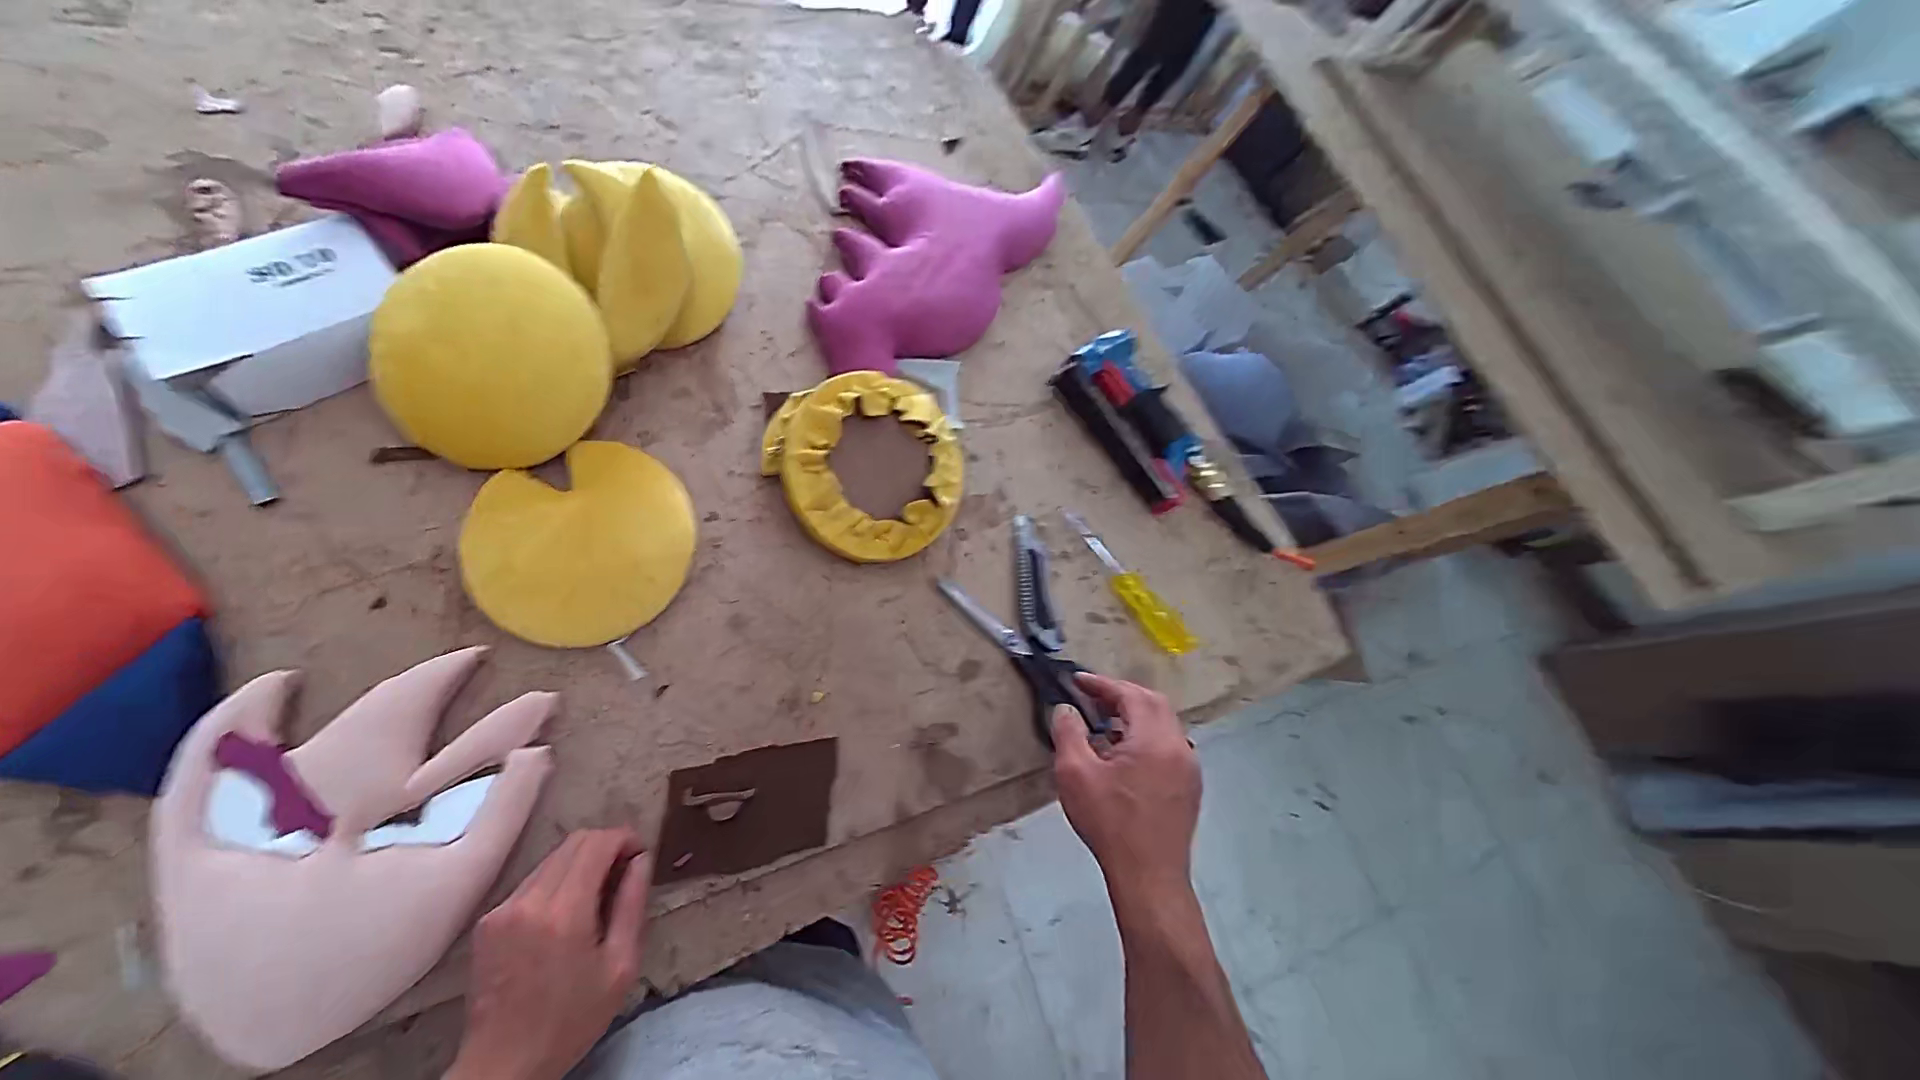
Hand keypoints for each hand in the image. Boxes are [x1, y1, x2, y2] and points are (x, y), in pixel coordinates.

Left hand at [445, 829, 652, 1079]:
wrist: (502, 1066)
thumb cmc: (571, 1020)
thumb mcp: (621, 966)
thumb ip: (632, 904)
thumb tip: (641, 860)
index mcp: (564, 913)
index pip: (597, 843)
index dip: (625, 838)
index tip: (640, 854)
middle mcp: (528, 902)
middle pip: (573, 842)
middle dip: (606, 845)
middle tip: (624, 868)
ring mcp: (501, 911)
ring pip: (552, 858)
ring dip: (581, 861)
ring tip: (598, 891)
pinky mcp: (488, 922)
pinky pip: (532, 880)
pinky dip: (558, 880)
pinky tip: (568, 911)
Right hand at [1050, 672, 1200, 903]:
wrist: (1149, 877)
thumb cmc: (1110, 823)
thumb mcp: (1075, 774)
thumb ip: (1068, 733)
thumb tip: (1066, 709)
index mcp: (1154, 739)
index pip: (1130, 694)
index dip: (1102, 684)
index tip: (1077, 680)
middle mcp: (1179, 746)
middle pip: (1153, 703)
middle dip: (1121, 694)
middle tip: (1091, 697)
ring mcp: (1188, 767)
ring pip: (1163, 724)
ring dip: (1134, 715)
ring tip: (1103, 724)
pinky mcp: (1189, 786)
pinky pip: (1168, 745)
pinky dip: (1145, 736)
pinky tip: (1122, 754)